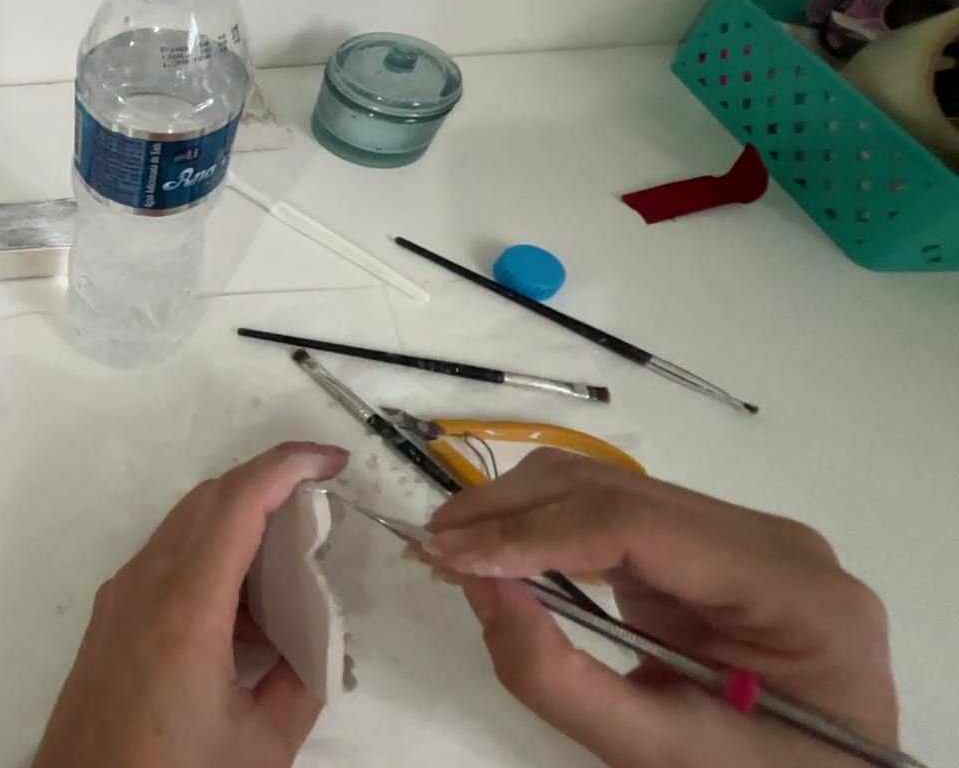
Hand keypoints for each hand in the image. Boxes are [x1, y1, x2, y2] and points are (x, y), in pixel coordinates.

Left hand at [32, 442, 350, 767]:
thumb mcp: (259, 745)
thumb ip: (300, 684)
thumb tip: (320, 640)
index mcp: (187, 603)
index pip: (238, 503)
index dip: (286, 466)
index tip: (332, 459)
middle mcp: (147, 578)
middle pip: (209, 499)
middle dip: (268, 483)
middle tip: (321, 500)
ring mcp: (123, 589)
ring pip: (186, 523)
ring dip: (239, 519)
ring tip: (291, 555)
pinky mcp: (113, 608)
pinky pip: (168, 556)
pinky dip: (211, 554)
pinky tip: (244, 603)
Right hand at [424, 448, 896, 767]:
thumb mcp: (657, 751)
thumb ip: (558, 677)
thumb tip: (475, 582)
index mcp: (793, 590)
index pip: (632, 524)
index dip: (529, 532)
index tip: (447, 557)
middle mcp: (763, 538)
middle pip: (602, 488)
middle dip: (503, 511)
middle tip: (430, 547)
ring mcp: (724, 530)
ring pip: (586, 481)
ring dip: (506, 508)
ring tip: (450, 546)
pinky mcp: (683, 536)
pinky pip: (588, 504)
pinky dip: (528, 519)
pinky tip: (491, 547)